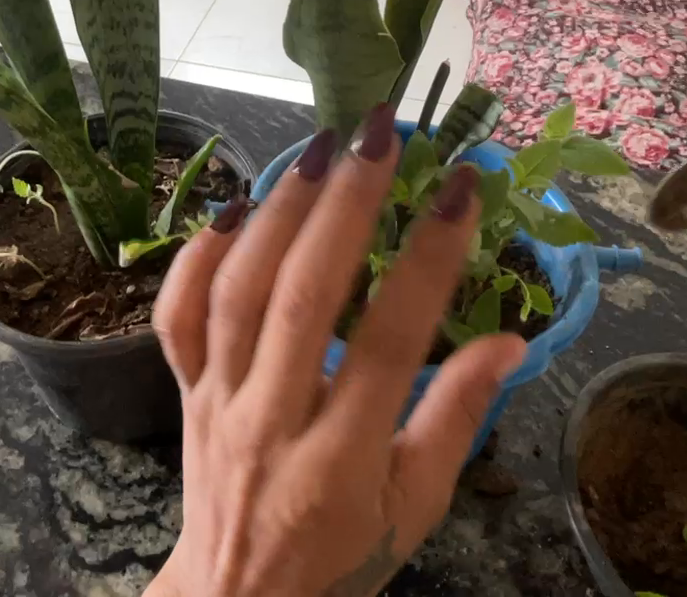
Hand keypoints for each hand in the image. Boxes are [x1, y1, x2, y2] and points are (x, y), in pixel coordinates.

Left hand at [146, 106, 526, 596]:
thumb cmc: (340, 554)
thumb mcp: (416, 509)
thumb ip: (457, 421)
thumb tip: (509, 340)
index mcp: (342, 460)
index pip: (392, 342)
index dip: (430, 259)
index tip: (460, 187)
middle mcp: (270, 419)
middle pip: (303, 297)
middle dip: (345, 204)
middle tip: (378, 133)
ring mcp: (215, 399)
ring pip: (237, 292)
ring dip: (279, 211)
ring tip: (319, 148)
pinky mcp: (183, 389)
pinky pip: (177, 316)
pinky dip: (197, 255)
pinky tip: (234, 204)